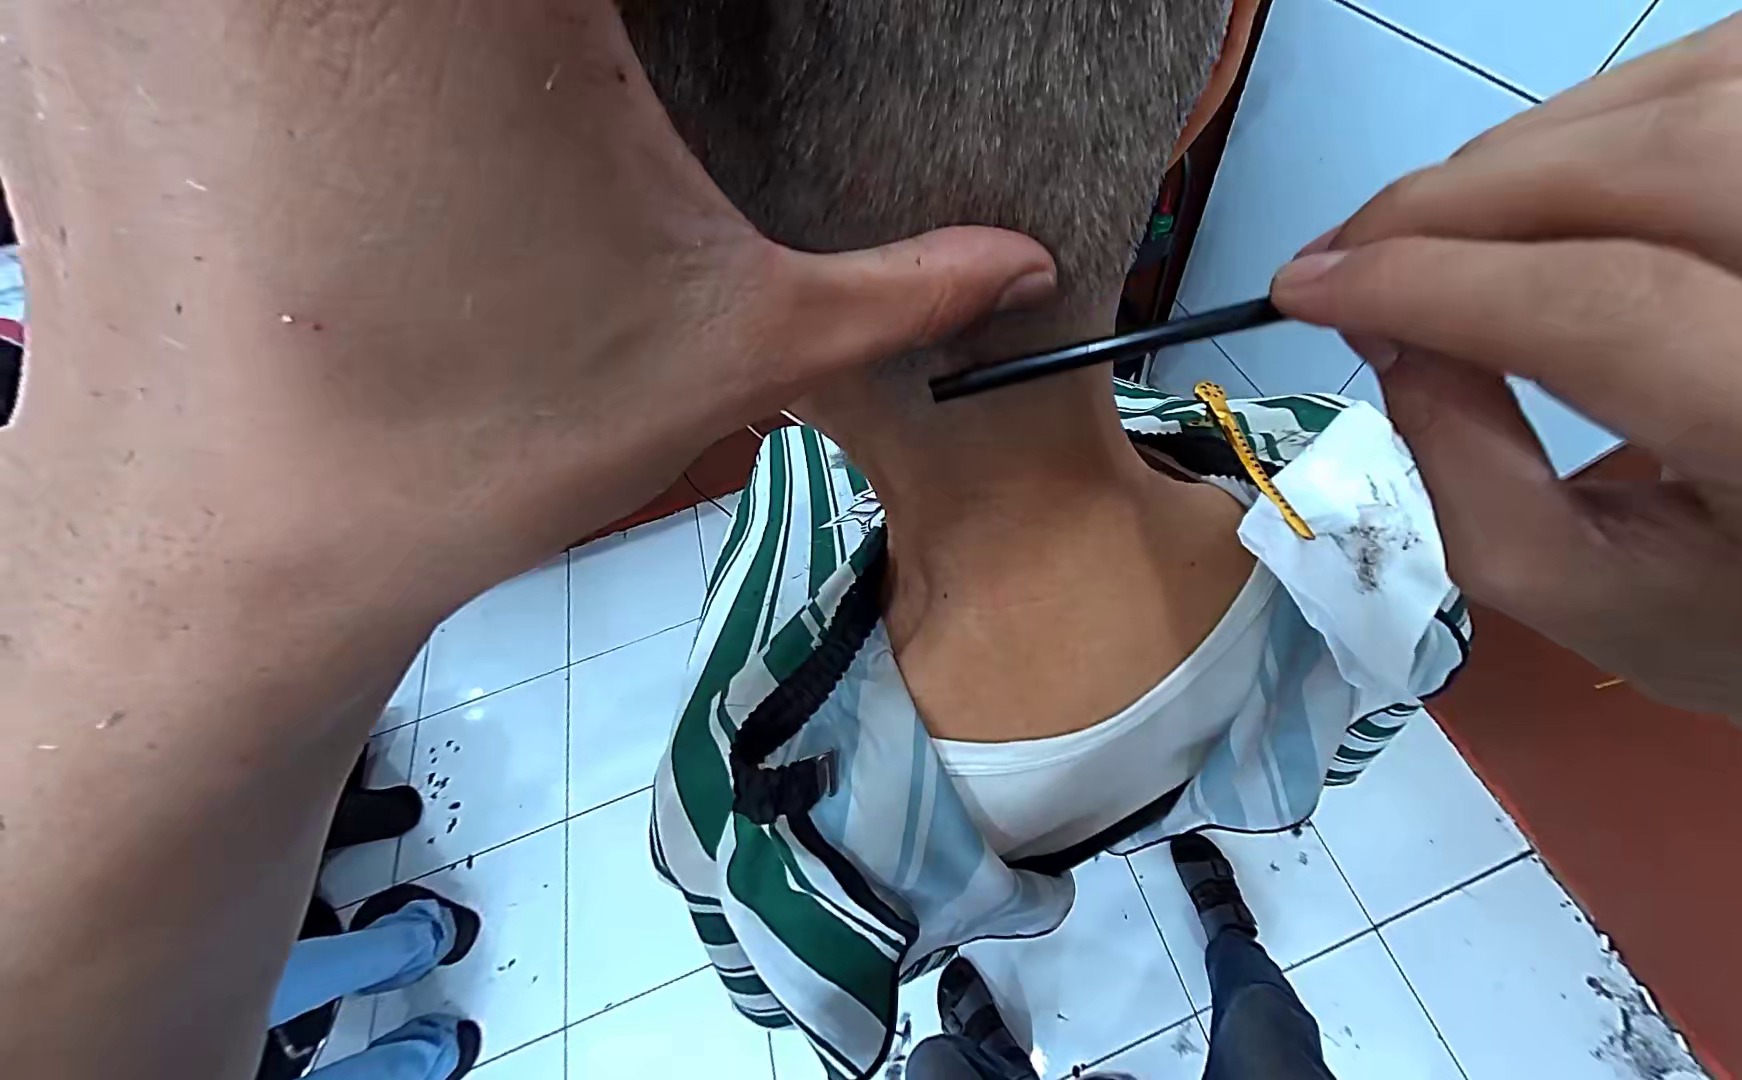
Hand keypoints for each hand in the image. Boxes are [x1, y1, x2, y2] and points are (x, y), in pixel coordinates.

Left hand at [0, 0, 1054, 603]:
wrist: (256, 533)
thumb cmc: (516, 436)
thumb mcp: (747, 346)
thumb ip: (908, 288)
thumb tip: (1027, 265)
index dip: (747, 17)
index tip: (760, 53)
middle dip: (647, 33)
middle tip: (667, 80)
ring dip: (534, 36)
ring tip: (564, 108)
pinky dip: (391, 36)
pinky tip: (428, 111)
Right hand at [1267, 0, 1741, 771]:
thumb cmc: (1740, 629)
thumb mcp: (1552, 581)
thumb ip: (1449, 456)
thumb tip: (1381, 322)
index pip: (1612, 310)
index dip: (1425, 281)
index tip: (1301, 288)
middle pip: (1683, 161)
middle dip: (1454, 199)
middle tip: (1342, 250)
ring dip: (1529, 144)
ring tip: (1429, 225)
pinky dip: (1626, 103)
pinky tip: (1545, 180)